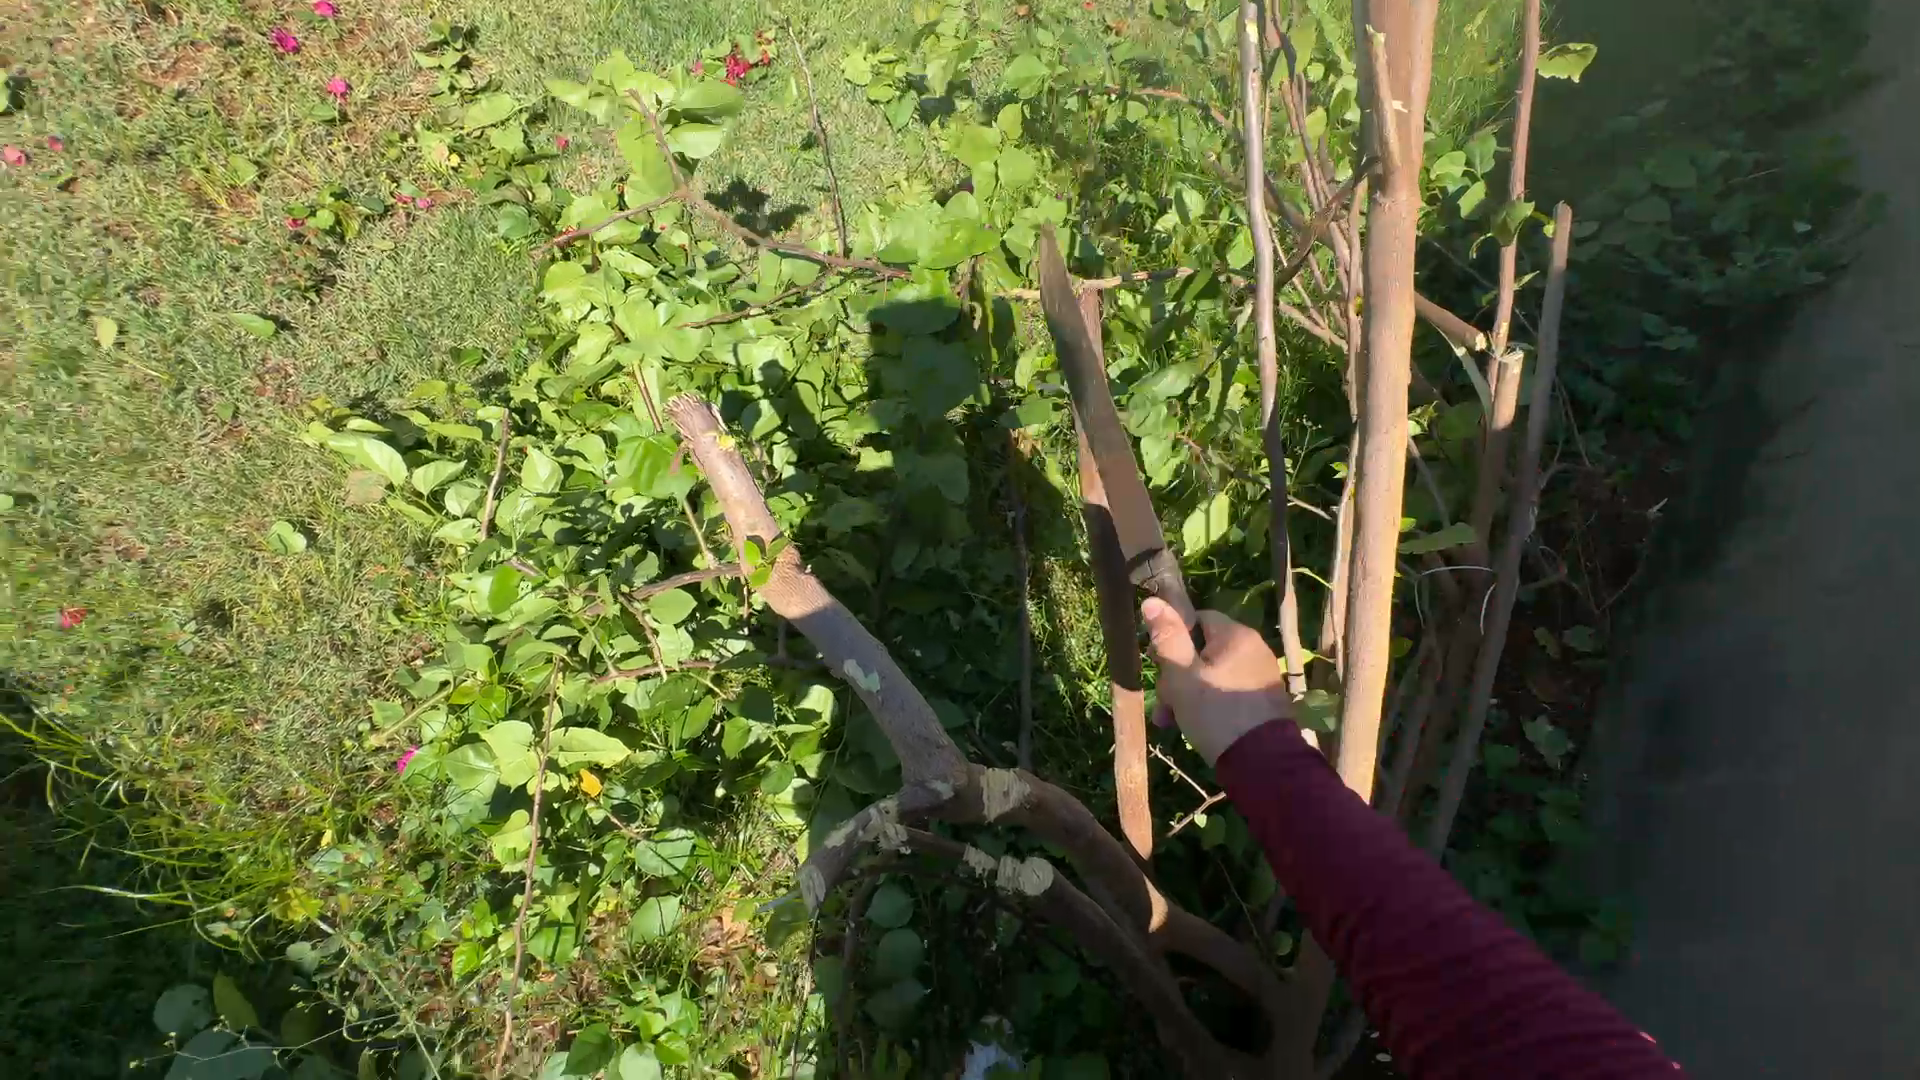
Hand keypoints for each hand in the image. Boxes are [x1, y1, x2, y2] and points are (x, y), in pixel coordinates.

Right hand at [1142, 597, 1292, 764]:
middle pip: (1201, 650)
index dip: (1173, 638)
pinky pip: (1225, 692)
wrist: (1263, 765)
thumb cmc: (1216, 712)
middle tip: (1164, 702)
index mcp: (1236, 636)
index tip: (1157, 663)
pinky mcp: (1262, 700)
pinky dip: (1206, 704)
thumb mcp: (1182, 675)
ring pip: (1210, 675)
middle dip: (1175, 676)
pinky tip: (1190, 726)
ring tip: (1170, 721)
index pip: (1197, 618)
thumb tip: (1151, 600)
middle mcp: (1253, 650)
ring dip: (1186, 694)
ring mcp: (1259, 676)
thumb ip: (1168, 638)